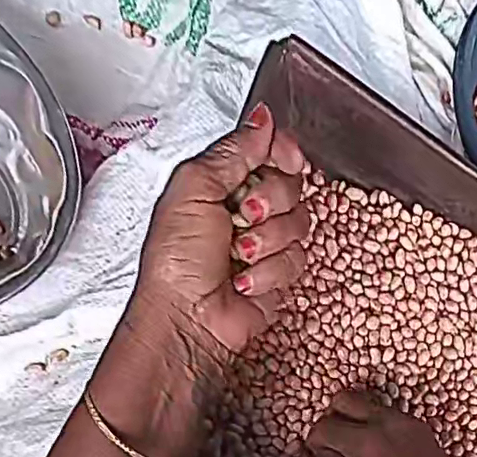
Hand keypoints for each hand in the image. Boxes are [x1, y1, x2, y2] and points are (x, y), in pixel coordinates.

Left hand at [120, 102, 310, 378]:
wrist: (188, 316)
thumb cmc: (177, 260)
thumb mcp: (195, 186)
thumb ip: (233, 152)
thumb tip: (263, 121)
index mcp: (224, 182)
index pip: (270, 152)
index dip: (283, 152)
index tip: (285, 158)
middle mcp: (249, 211)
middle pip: (291, 186)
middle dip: (270, 202)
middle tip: (243, 217)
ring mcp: (267, 245)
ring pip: (299, 225)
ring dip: (267, 242)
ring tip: (238, 257)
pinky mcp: (280, 276)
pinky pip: (297, 261)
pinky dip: (270, 273)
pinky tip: (245, 282)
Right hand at [307, 392, 476, 456]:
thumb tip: (321, 447)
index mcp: (365, 444)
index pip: (324, 426)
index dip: (316, 440)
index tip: (318, 452)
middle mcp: (384, 423)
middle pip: (344, 399)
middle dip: (333, 417)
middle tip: (334, 442)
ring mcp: (404, 420)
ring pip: (366, 402)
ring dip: (355, 418)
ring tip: (358, 448)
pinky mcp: (418, 424)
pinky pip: (386, 412)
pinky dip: (375, 423)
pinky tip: (380, 450)